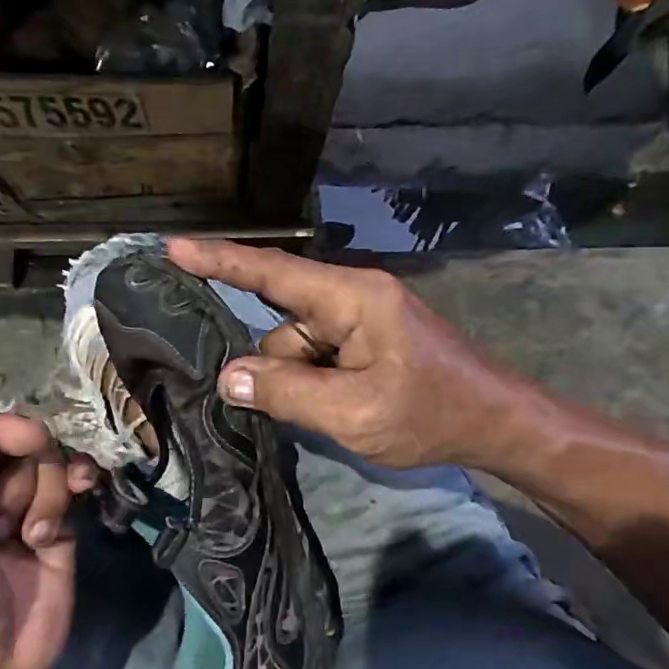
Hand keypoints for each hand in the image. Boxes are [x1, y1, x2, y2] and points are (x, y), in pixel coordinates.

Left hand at [0, 412, 96, 668]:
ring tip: (34, 538)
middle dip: (21, 475)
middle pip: (12, 444)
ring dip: (47, 492)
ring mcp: (20, 506)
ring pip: (46, 461)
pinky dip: (80, 478)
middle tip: (6, 521)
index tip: (25, 439)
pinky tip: (84, 488)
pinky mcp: (58, 522)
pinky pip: (72, 482)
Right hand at [167, 238, 527, 468]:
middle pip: (284, 326)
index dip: (221, 260)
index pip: (273, 272)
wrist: (494, 421)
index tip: (174, 247)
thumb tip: (228, 378)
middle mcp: (353, 297)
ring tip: (343, 414)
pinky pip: (321, 356)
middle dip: (282, 370)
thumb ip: (287, 393)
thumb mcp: (353, 412)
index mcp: (352, 297)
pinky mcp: (369, 340)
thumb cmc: (430, 413)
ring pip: (299, 348)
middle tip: (316, 410)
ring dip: (304, 384)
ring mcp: (362, 319)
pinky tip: (344, 408)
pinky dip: (318, 384)